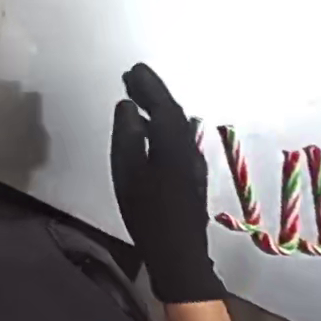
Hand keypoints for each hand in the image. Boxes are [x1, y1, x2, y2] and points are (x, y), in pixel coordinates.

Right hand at [109, 63, 223, 304]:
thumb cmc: (146, 212)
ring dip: (158, 109)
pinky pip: (177, 139)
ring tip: (138, 98)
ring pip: (176, 126)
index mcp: (172, 145)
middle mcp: (187, 149)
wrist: (178, 252)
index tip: (135, 69)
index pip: (163, 106)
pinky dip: (163, 126)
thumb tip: (128, 107)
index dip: (150, 85)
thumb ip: (128, 136)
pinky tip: (152, 130)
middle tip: (135, 76)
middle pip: (172, 113)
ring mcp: (192, 164)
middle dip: (154, 93)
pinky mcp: (190, 176)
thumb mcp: (128, 172)